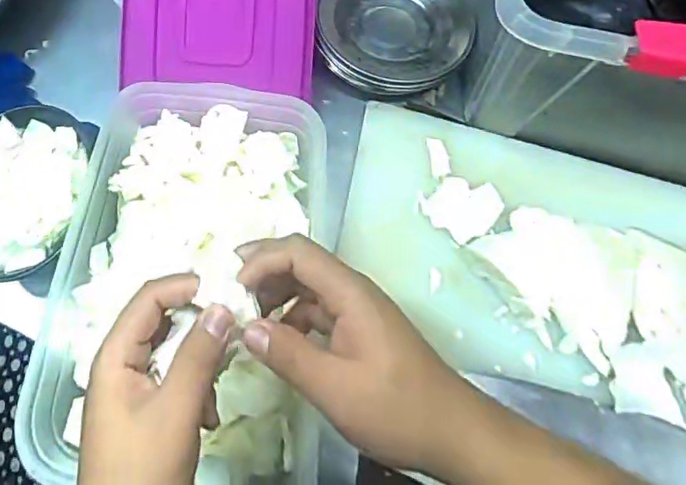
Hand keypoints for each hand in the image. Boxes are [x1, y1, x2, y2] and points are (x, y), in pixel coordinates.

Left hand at [79, 274, 233, 484]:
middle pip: (160, 324)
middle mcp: (119, 364)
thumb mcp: (175, 410)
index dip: (183, 285)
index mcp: (114, 354)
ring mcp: (130, 390)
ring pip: (170, 354)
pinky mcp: (143, 413)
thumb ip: (198, 356)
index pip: (148, 298)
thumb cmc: (143, 470)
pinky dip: (193, 392)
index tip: (222, 287)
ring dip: (197, 367)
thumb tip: (221, 306)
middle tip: (230, 333)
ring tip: (214, 392)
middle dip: (196, 330)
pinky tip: (207, 418)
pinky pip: (172, 382)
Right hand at [237, 235, 467, 475]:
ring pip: (306, 282)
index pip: (296, 251)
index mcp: (349, 291)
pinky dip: (290, 313)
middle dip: (262, 267)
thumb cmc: (399, 408)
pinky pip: (316, 305)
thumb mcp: (337, 389)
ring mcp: (356, 307)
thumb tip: (246, 328)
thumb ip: (289, 355)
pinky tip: (277, 337)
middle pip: (299, 259)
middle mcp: (351, 289)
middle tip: (228, 285)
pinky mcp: (358, 327)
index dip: (261, 260)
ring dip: (274, 291)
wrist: (457, 435)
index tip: (234, 287)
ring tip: (247, 312)